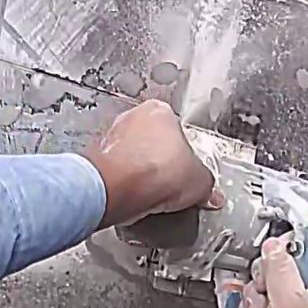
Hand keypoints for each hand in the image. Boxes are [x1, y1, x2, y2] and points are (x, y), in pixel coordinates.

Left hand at [83, 100, 217, 227]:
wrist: (121, 189)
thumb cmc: (158, 171)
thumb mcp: (200, 181)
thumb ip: (206, 185)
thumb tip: (210, 194)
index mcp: (159, 111)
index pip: (177, 131)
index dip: (183, 154)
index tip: (185, 171)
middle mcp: (131, 118)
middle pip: (152, 142)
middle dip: (159, 163)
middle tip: (169, 184)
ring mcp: (111, 137)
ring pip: (132, 157)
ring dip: (140, 174)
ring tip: (151, 194)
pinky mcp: (96, 160)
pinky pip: (116, 172)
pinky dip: (124, 184)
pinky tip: (133, 197)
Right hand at [240, 234, 307, 307]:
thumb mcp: (288, 302)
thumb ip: (278, 267)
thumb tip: (274, 245)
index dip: (291, 245)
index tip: (273, 254)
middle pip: (295, 262)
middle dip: (269, 278)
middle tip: (262, 292)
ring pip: (285, 281)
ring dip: (264, 294)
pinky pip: (285, 298)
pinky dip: (269, 306)